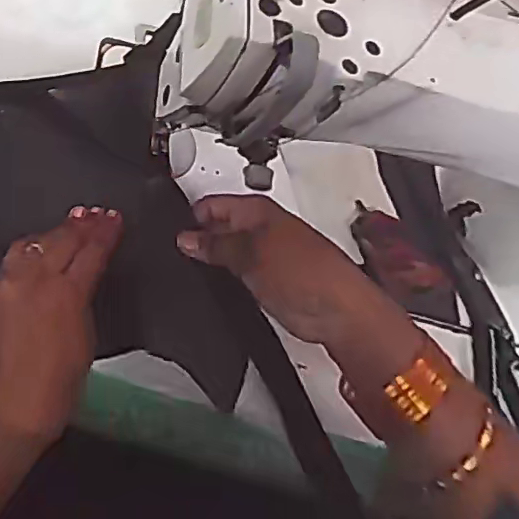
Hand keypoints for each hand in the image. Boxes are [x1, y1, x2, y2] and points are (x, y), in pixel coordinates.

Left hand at [0, 206, 122, 442]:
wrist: (15, 400)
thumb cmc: (60, 380)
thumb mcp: (87, 333)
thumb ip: (85, 295)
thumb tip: (89, 271)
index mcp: (68, 294)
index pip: (91, 251)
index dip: (105, 233)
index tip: (115, 220)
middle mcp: (39, 279)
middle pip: (65, 238)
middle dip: (85, 224)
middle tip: (100, 213)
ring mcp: (16, 279)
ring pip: (41, 239)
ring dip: (61, 228)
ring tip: (79, 218)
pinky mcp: (0, 284)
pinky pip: (19, 251)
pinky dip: (34, 241)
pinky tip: (43, 237)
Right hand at [177, 194, 377, 347]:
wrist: (344, 314)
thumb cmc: (309, 275)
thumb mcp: (249, 254)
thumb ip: (214, 245)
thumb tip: (187, 238)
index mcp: (257, 209)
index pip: (212, 203)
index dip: (190, 215)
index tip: (173, 228)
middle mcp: (264, 227)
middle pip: (220, 225)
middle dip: (201, 236)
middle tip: (182, 249)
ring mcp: (270, 255)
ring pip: (231, 250)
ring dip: (217, 258)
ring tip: (199, 268)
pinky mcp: (275, 281)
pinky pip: (242, 272)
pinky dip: (230, 277)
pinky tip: (223, 285)